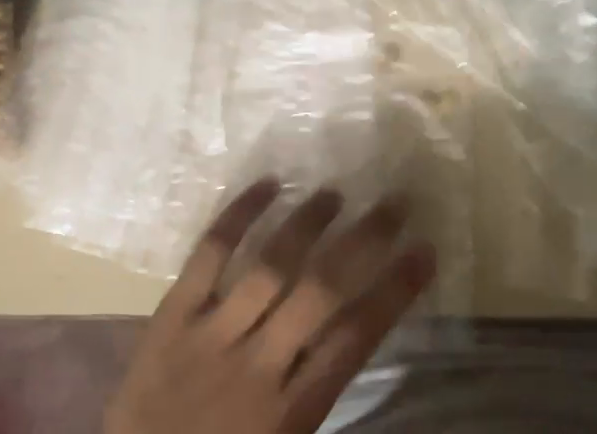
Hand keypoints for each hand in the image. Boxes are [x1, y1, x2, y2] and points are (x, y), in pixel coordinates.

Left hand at [104, 180, 437, 433]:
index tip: (424, 251)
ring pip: (271, 266)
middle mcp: (259, 365)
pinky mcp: (171, 315)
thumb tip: (352, 333)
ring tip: (335, 192)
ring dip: (308, 222)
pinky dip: (237, 215)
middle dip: (365, 241)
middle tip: (394, 203)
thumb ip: (316, 389)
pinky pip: (208, 255)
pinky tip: (267, 185)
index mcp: (293, 409)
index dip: (395, 290)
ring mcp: (212, 335)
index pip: (357, 338)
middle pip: (322, 291)